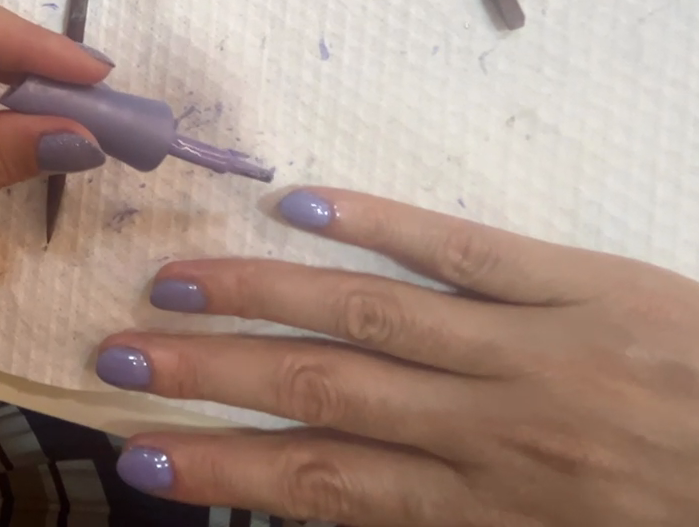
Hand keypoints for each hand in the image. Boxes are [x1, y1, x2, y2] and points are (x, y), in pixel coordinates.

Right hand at [97, 188, 698, 525]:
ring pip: (366, 314)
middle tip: (117, 355)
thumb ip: (459, 524)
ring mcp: (532, 345)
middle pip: (320, 395)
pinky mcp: (581, 282)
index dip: (223, 469)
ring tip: (171, 282)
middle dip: (206, 376)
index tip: (141, 454)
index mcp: (500, 513)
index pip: (325, 486)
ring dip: (258, 295)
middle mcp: (495, 430)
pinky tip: (302, 204)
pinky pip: (463, 248)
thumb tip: (337, 493)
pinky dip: (380, 224)